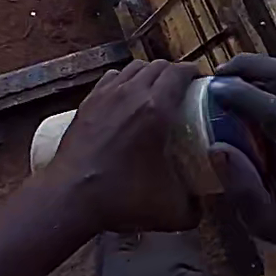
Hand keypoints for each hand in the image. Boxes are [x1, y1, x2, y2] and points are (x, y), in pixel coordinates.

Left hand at [42, 58, 201, 233]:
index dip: (193, 72)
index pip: (179, 73)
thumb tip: (204, 207)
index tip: (200, 82)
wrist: (70, 196)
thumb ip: (195, 208)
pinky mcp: (88, 102)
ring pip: (134, 68)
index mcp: (157, 109)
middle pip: (158, 66)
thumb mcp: (171, 209)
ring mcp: (106, 94)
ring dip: (148, 73)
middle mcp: (132, 92)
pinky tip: (125, 96)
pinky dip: (124, 80)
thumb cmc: (122, 197)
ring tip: (154, 89)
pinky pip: (112, 78)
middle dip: (173, 73)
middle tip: (181, 89)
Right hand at [206, 55, 275, 248]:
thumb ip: (242, 189)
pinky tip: (236, 83)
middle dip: (247, 68)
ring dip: (253, 65)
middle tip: (214, 78)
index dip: (243, 95)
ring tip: (223, 77)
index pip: (275, 111)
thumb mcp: (263, 221)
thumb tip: (216, 149)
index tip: (212, 91)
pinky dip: (258, 71)